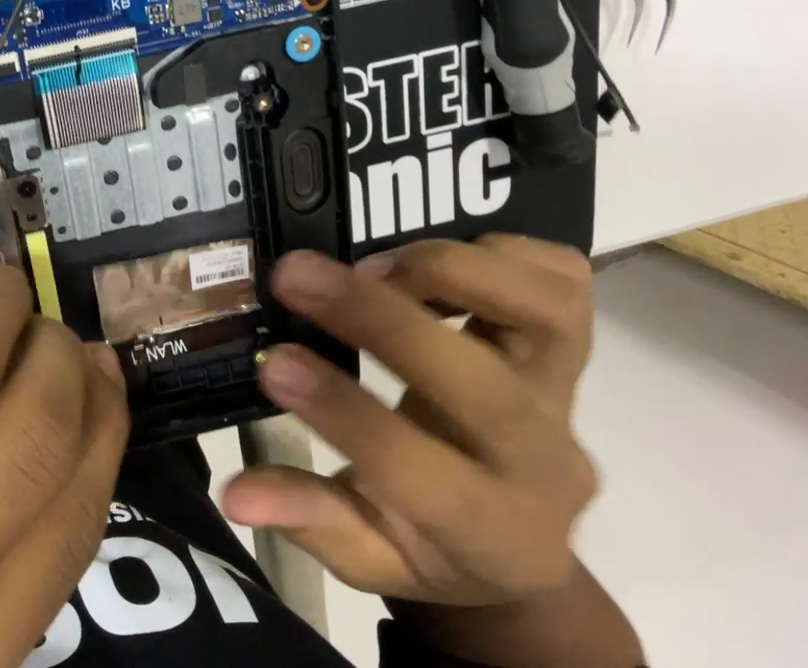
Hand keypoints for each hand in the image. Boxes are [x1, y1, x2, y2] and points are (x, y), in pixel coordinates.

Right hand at [222, 235, 597, 606]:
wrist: (522, 536)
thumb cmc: (431, 546)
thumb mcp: (365, 554)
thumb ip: (308, 519)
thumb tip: (234, 493)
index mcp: (488, 531)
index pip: (420, 470)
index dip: (344, 412)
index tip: (274, 365)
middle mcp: (541, 462)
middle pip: (483, 388)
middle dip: (381, 319)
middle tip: (293, 276)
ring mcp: (566, 396)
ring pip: (550, 313)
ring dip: (450, 271)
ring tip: (369, 265)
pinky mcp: (573, 347)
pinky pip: (563, 277)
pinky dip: (497, 251)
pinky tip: (422, 262)